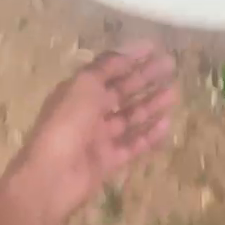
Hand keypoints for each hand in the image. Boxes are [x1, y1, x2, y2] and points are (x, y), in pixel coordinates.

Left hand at [0, 44, 177, 224]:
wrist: (50, 178)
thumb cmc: (67, 122)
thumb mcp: (85, 83)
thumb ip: (108, 66)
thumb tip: (128, 51)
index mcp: (79, 91)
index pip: (109, 69)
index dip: (130, 58)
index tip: (154, 47)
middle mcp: (88, 112)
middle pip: (122, 91)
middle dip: (145, 78)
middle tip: (171, 66)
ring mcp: (98, 138)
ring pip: (130, 117)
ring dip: (151, 105)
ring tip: (174, 93)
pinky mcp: (107, 162)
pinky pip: (132, 145)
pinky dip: (149, 135)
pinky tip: (167, 124)